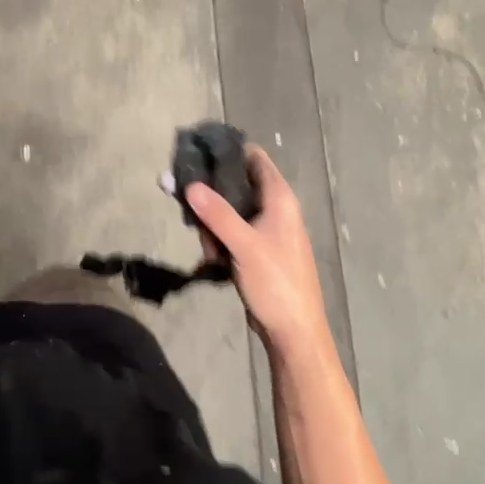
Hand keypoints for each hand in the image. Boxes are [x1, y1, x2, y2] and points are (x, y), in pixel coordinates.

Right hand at [186, 145, 328, 349]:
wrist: (294, 331)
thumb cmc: (275, 283)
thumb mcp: (243, 245)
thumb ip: (217, 213)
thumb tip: (190, 184)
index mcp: (280, 198)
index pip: (253, 157)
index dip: (227, 151)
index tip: (196, 154)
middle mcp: (275, 208)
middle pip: (237, 184)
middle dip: (211, 195)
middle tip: (189, 207)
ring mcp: (268, 230)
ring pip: (231, 210)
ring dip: (214, 224)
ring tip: (207, 246)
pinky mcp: (260, 249)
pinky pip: (234, 232)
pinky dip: (220, 240)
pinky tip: (213, 259)